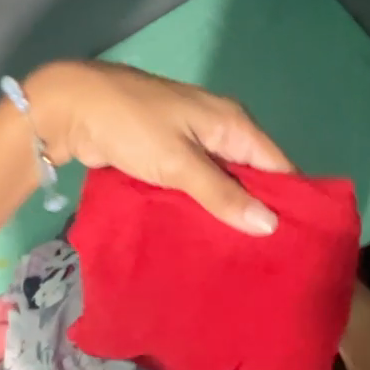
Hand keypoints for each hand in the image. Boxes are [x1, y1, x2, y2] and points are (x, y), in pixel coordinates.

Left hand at [24, 61, 292, 234]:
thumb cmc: (132, 126)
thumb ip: (223, 194)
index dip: (288, 202)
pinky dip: (200, 209)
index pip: (277, 166)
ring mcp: (192, 146)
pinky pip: (195, 188)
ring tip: (241, 260)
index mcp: (232, 124)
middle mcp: (219, 133)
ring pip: (221, 186)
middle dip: (257, 213)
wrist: (71, 109)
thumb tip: (270, 225)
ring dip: (226, 215)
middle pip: (251, 178)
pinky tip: (206, 241)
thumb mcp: (180, 162)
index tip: (298, 243)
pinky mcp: (168, 160)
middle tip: (269, 260)